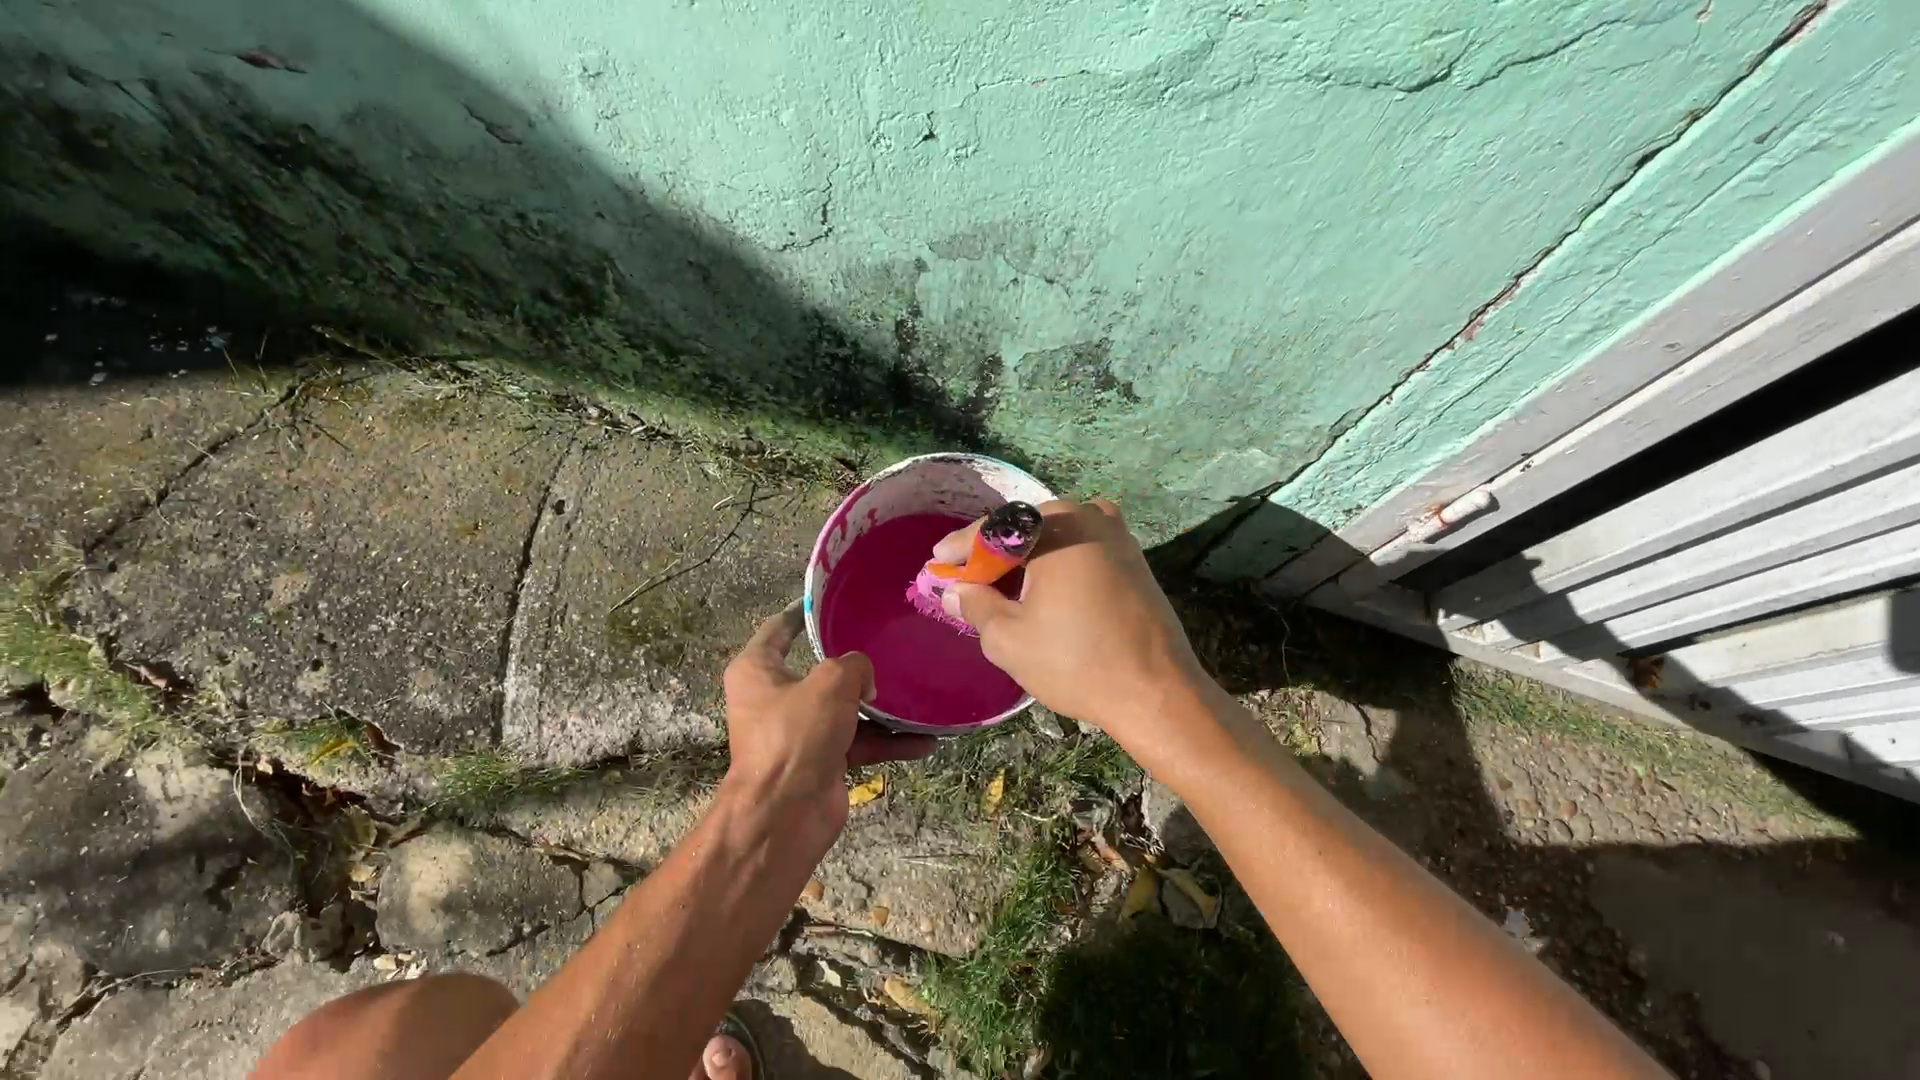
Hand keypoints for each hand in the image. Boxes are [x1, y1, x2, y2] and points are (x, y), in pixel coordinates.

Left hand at [719, 603, 935, 837]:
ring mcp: (798, 732)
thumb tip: (864, 682)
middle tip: (889, 643)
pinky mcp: (821, 760)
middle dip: (853, 662)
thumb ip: (855, 665)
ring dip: (880, 707)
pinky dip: (888, 742)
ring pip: (845, 709)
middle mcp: (774, 698)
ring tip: (917, 693)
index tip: (832, 598)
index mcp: (756, 670)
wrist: (785, 813)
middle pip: (819, 670)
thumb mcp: (830, 682)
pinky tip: (924, 740)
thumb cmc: (796, 734)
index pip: (777, 629)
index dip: (803, 611)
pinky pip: (859, 743)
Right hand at [934, 500, 1220, 768]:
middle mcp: (1089, 516)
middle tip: (967, 578)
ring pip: (1055, 537)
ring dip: (1026, 557)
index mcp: (1055, 527)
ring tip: (1001, 587)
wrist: (1157, 692)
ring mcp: (1117, 534)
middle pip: (1025, 528)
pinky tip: (1043, 590)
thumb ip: (976, 606)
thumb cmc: (1076, 662)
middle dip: (993, 552)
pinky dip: (1056, 563)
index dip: (960, 549)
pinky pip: (1081, 549)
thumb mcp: (1008, 638)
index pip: (993, 530)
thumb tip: (955, 590)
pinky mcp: (1134, 558)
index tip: (937, 564)